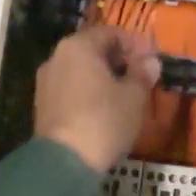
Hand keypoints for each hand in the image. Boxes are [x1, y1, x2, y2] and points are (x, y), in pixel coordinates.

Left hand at [34, 27, 161, 172]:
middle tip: (142, 75)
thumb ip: (142, 74)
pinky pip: (71, 88)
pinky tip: (105, 108)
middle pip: (93, 50)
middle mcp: (57, 57)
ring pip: (81, 70)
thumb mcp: (134, 97)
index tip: (152, 58)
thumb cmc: (104, 121)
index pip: (111, 33)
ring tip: (126, 93)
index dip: (135, 43)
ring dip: (104, 76)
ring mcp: (46, 82)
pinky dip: (89, 92)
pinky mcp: (42, 105)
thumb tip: (150, 61)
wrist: (64, 162)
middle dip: (119, 60)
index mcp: (78, 47)